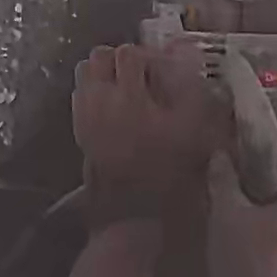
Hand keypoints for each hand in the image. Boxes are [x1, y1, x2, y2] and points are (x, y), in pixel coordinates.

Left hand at [73, 42, 224, 222]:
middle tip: (144, 75)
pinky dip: (96, 94)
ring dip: (105, 74)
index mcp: (130, 97)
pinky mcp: (79, 134)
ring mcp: (85, 117)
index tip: (166, 70)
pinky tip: (117, 112)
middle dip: (122, 59)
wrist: (133, 222)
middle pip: (100, 57)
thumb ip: (195, 94)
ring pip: (86, 75)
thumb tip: (189, 60)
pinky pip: (81, 98)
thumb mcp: (197, 135)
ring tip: (128, 90)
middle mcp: (101, 101)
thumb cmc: (171, 181)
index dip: (150, 56)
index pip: (130, 53)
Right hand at [205, 119, 276, 276]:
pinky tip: (226, 168)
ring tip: (226, 133)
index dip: (272, 115)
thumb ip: (224, 176)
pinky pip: (263, 188)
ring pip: (271, 172)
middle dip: (259, 132)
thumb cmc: (247, 260)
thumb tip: (220, 151)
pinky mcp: (276, 227)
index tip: (253, 92)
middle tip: (233, 110)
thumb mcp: (229, 212)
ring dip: (252, 154)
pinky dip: (248, 173)